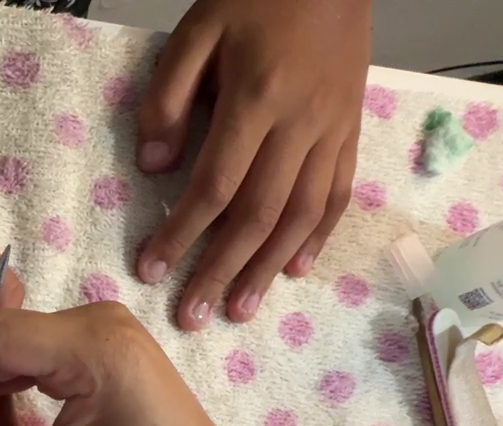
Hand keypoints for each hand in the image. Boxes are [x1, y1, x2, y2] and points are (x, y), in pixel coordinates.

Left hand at [136, 0, 369, 330]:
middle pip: (258, 214)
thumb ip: (167, 99)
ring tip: (240, 311)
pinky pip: (340, 190)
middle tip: (192, 317)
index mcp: (257, 99)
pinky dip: (319, 235)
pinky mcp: (352, 127)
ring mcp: (334, 127)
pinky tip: (295, 271)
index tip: (150, 272)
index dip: (180, 235)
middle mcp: (302, 122)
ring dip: (268, 268)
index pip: (213, 187)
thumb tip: (153, 168)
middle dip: (221, 271)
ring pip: (302, 213)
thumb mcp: (195, 32)